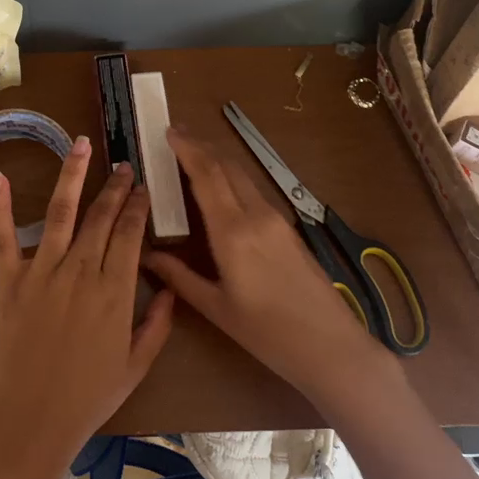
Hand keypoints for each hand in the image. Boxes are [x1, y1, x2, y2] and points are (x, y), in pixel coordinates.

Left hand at [0, 137, 174, 468]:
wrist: (34, 417)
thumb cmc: (89, 395)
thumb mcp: (136, 364)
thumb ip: (158, 323)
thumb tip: (171, 287)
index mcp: (115, 291)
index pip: (129, 233)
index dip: (137, 206)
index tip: (142, 187)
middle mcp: (81, 271)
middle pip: (100, 216)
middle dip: (113, 186)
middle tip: (121, 164)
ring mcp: (42, 272)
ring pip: (60, 213)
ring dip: (72, 175)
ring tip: (81, 144)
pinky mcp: (9, 280)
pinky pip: (4, 237)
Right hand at [144, 129, 384, 400]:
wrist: (332, 346)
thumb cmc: (268, 334)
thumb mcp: (216, 308)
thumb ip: (179, 277)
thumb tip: (147, 255)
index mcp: (233, 232)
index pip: (207, 175)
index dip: (187, 149)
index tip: (168, 131)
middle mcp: (256, 216)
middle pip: (226, 166)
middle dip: (201, 145)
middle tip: (175, 134)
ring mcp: (277, 220)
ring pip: (243, 176)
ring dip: (218, 159)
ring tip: (194, 153)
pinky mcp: (288, 229)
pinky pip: (254, 191)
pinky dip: (232, 178)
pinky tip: (221, 186)